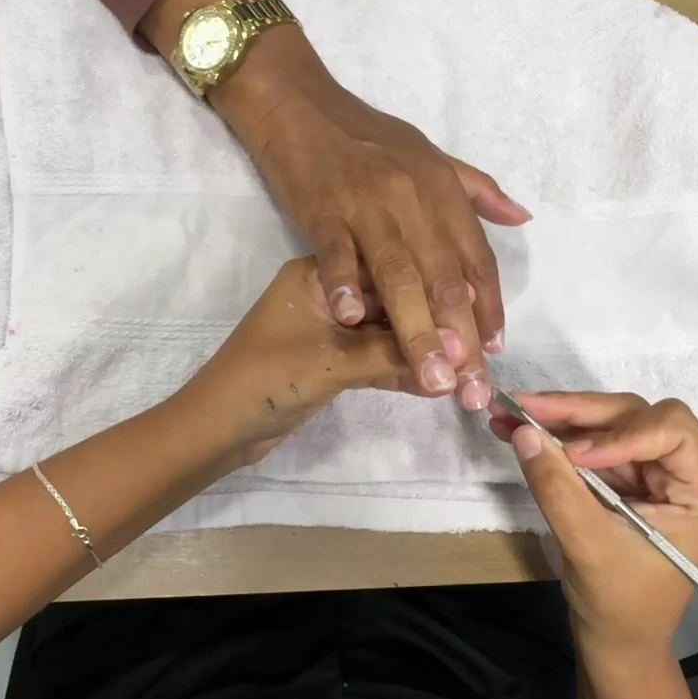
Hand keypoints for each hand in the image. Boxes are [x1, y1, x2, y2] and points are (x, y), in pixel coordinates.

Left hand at [184, 257, 463, 465]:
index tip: (477, 309)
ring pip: (388, 333)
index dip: (432, 289)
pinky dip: (402, 370)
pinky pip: (376, 358)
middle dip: (434, 325)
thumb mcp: (333, 362)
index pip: (389, 270)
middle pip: (394, 302)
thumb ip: (394, 355)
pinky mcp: (330, 360)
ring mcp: (330, 328)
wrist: (217, 428)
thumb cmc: (266, 380)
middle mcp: (329, 293)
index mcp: (320, 274)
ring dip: (422, 352)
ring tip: (468, 370)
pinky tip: (438, 384)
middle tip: (481, 346)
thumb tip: (459, 352)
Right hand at [218, 40, 530, 412]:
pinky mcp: (323, 210)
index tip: (496, 353)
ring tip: (431, 378)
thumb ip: (477, 190)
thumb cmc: (366, 135)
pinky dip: (346, 286)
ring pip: (399, 275)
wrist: (300, 105)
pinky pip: (338, 253)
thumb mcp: (430, 155)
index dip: (489, 307)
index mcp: (441, 190)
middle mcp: (413, 200)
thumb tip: (522, 216)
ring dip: (417, 330)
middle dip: (462, 337)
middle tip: (471, 388)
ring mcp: (367, 205)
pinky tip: (352, 322)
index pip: (476, 258)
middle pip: (445, 277)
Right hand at [490, 393, 697, 657]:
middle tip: (522, 407)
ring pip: (606, 421)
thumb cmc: (620, 601)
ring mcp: (653, 469)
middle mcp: (687, 470)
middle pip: (634, 415)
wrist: (614, 637)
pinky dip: (553, 434)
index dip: (622, 433)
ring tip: (509, 413)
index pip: (672, 429)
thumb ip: (557, 487)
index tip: (575, 455)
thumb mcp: (588, 545)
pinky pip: (588, 440)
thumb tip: (523, 431)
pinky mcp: (624, 473)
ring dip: (557, 417)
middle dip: (576, 412)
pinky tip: (514, 429)